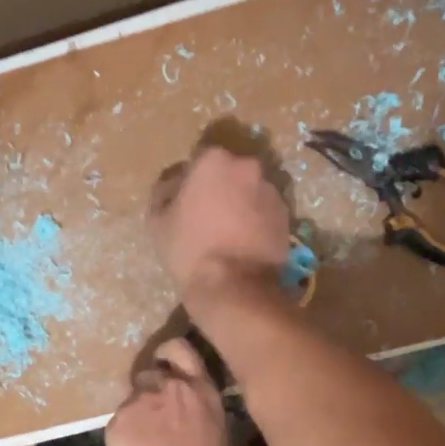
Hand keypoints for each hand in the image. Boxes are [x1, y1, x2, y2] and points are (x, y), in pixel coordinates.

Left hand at [105, 338, 230, 445]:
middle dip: (149, 386)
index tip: (164, 359)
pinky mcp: (117, 418)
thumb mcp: (220, 441)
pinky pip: (118, 421)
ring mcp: (141, 400)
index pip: (181, 350)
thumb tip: (200, 430)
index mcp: (203, 391)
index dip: (169, 352)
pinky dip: (122, 433)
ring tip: (140, 439)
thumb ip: (204, 422)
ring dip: (135, 412)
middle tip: (150, 410)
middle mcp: (171, 387)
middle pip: (151, 372)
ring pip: (132, 398)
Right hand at [148, 147, 292, 299]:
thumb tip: (172, 184)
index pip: (199, 160)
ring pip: (250, 191)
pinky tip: (245, 245)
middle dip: (220, 189)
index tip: (186, 202)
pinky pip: (265, 213)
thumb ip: (163, 192)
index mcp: (214, 160)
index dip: (191, 182)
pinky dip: (257, 222)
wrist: (233, 285)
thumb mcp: (157, 221)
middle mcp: (248, 166)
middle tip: (208, 218)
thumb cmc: (189, 249)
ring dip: (241, 204)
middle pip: (229, 172)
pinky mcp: (287, 216)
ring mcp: (272, 190)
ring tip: (229, 235)